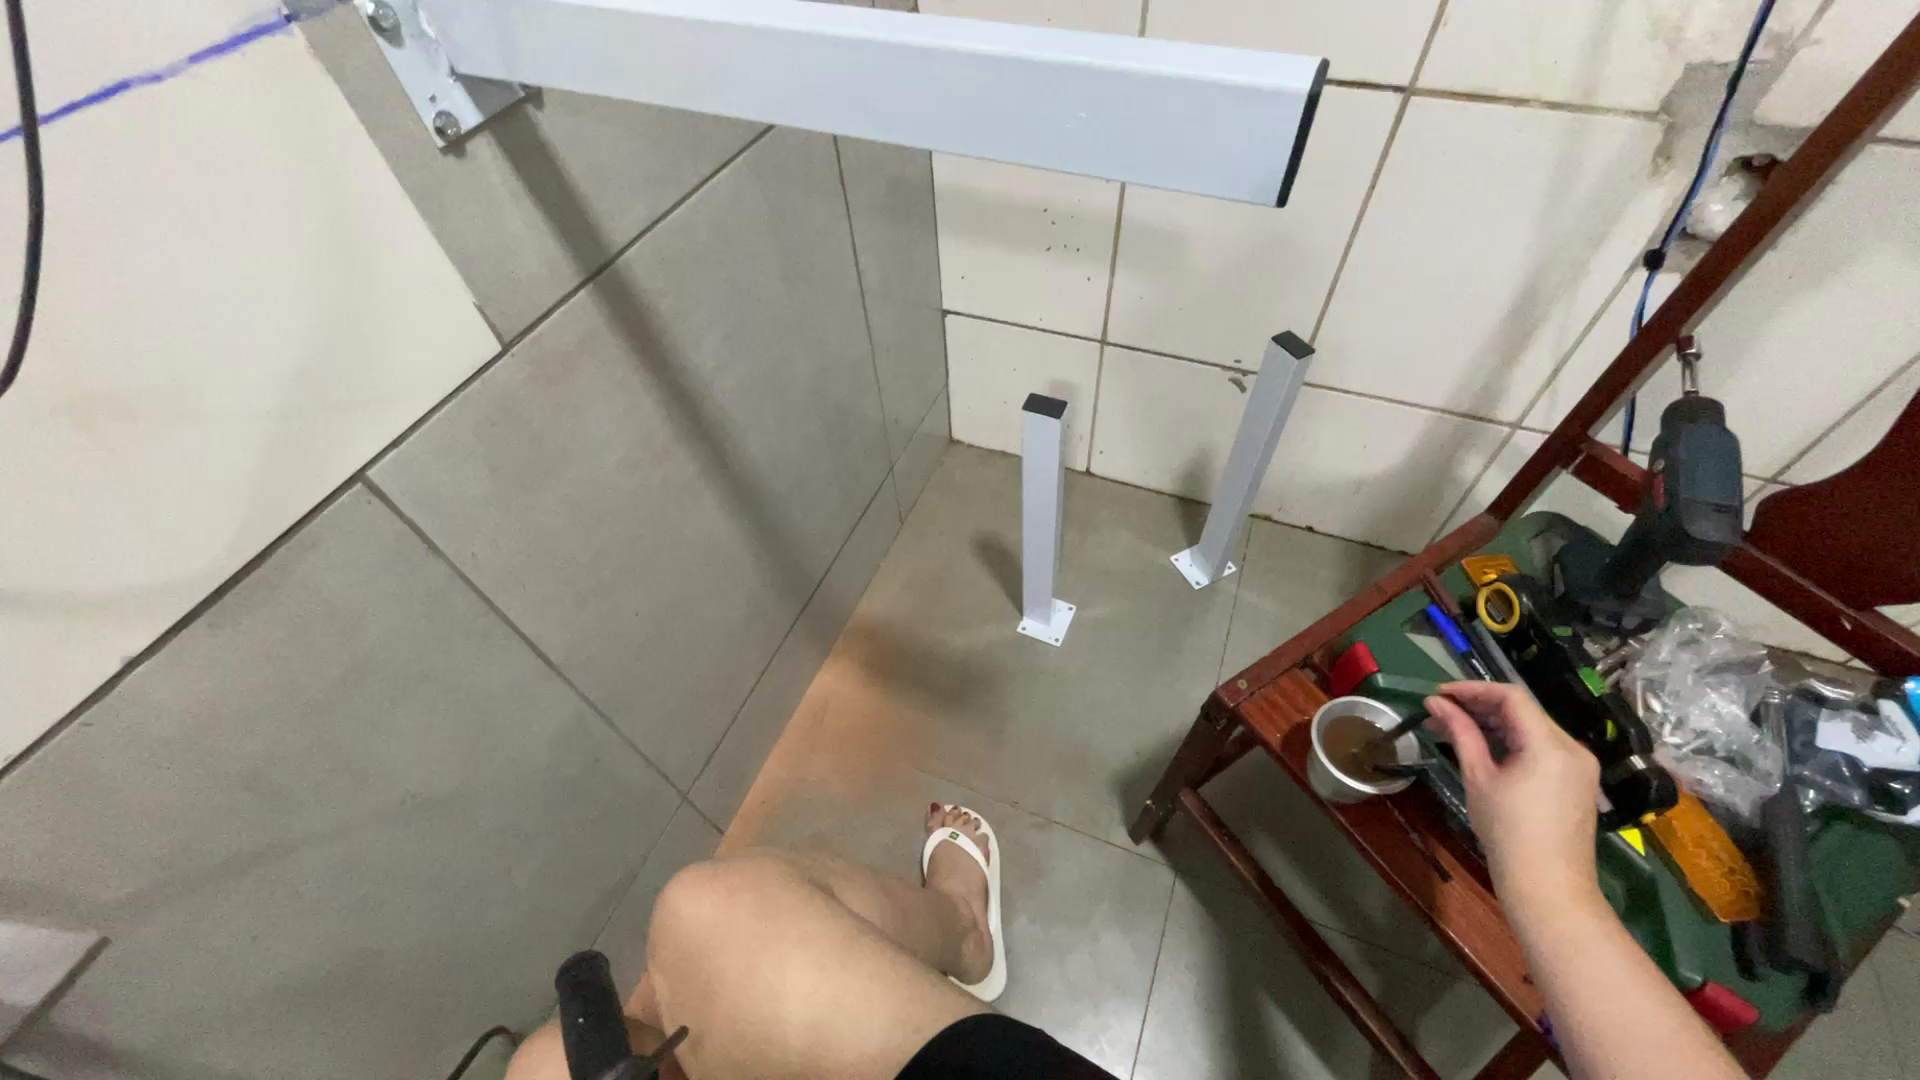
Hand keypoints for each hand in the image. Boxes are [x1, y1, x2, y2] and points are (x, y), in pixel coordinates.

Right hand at [1425, 681, 1602, 913]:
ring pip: (1529, 727)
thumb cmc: (1508, 831)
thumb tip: (1435, 702)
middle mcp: (1572, 748)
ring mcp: (1578, 764)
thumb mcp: (1478, 777)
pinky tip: (1480, 746)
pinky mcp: (1575, 779)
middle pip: (1522, 710)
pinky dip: (1508, 740)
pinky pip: (1539, 746)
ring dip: (1491, 722)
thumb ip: (1460, 733)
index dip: (1472, 689)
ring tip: (1450, 727)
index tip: (1439, 695)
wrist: (1548, 885)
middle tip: (1438, 711)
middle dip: (1478, 706)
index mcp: (1551, 745)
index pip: (1511, 697)